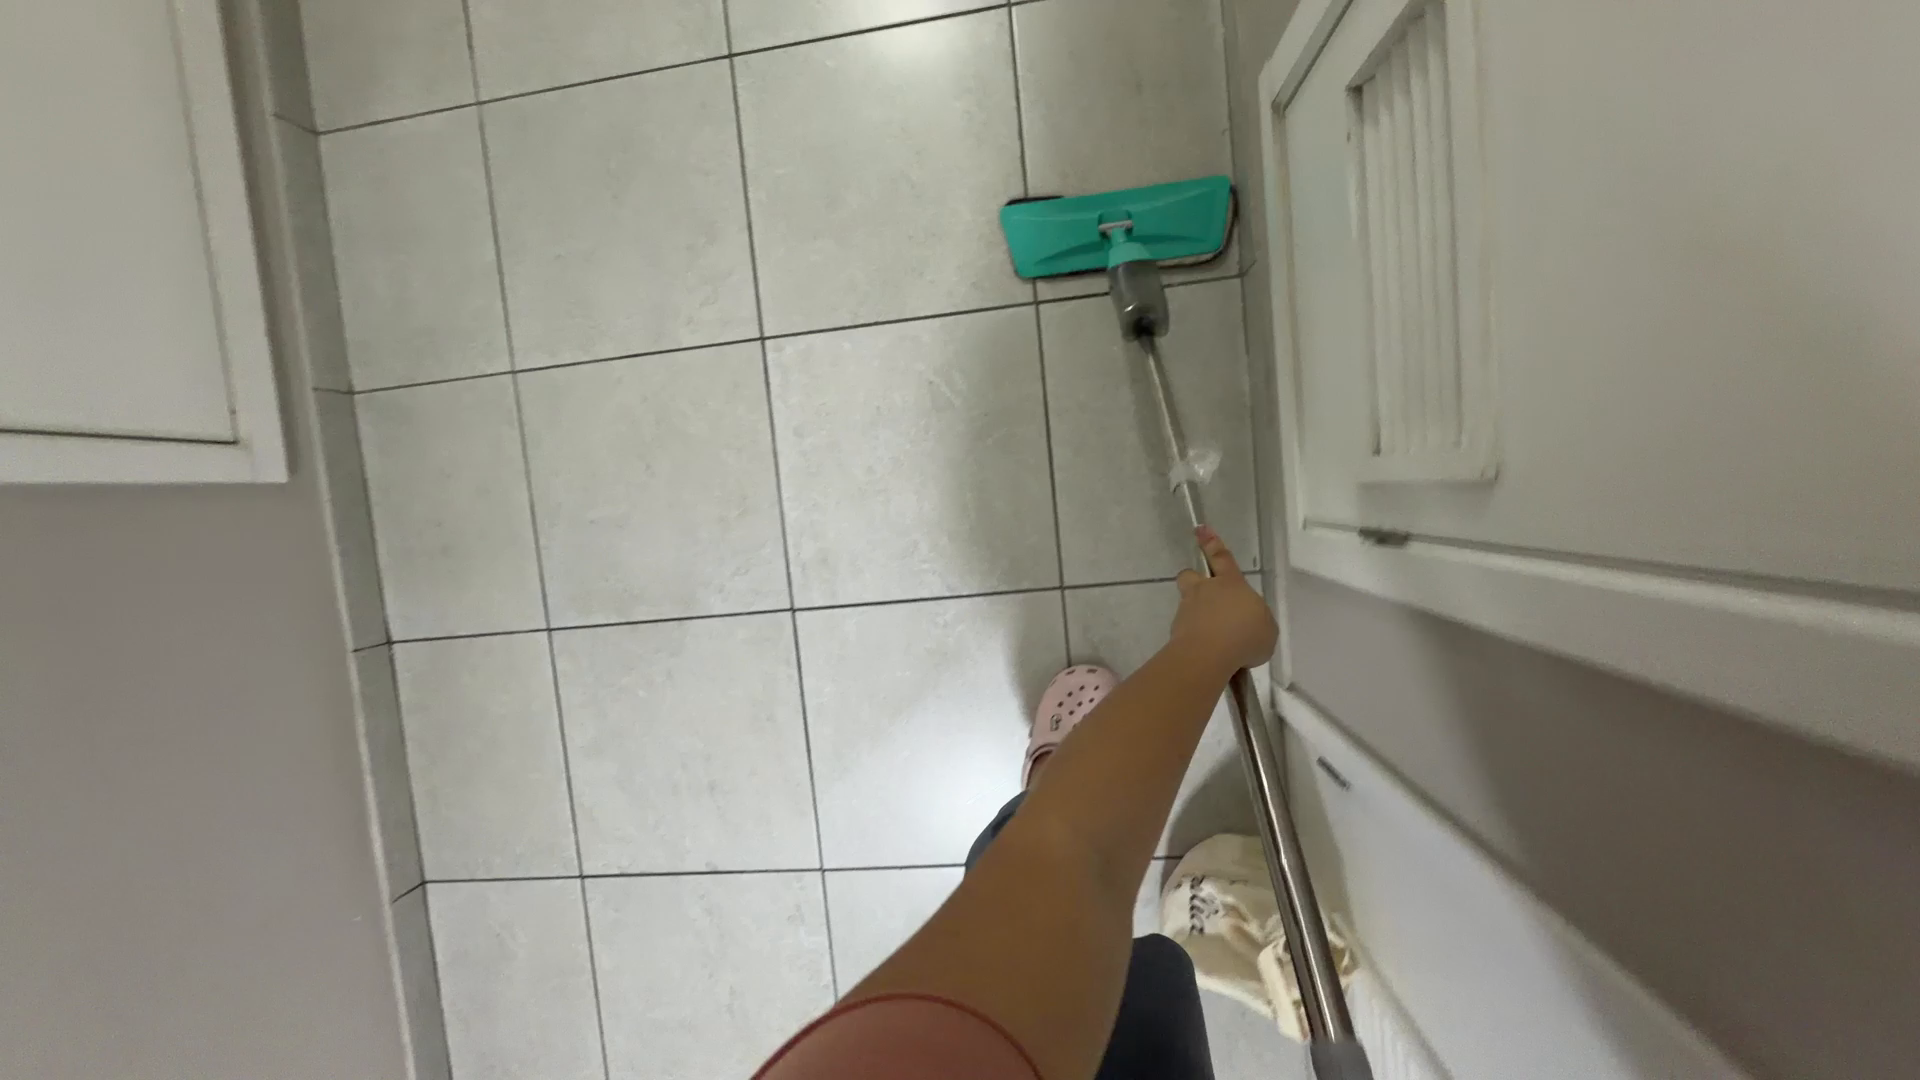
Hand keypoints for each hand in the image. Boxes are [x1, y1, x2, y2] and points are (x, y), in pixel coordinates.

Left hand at [1170, 526, 1277, 672]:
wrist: (1210, 655)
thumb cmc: (1245, 636)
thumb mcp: (1266, 628)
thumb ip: (1255, 620)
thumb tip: (1247, 623)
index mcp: (1230, 584)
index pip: (1222, 558)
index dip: (1212, 543)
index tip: (1200, 528)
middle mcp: (1205, 592)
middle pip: (1191, 577)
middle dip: (1195, 581)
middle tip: (1204, 597)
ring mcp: (1187, 610)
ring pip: (1189, 606)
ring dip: (1199, 618)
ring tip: (1217, 641)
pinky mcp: (1177, 632)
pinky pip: (1188, 632)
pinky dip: (1197, 640)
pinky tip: (1211, 656)